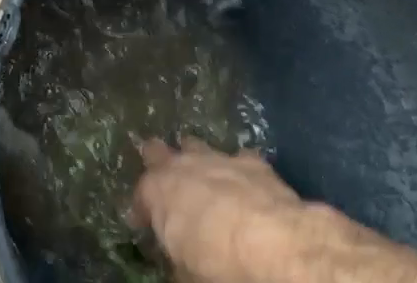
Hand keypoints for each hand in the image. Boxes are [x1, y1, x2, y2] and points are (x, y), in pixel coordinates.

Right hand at [131, 139, 313, 282]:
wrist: (277, 246)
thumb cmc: (220, 264)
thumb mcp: (188, 276)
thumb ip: (176, 262)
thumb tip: (178, 267)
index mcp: (156, 192)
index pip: (139, 196)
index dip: (141, 211)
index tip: (145, 224)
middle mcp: (180, 166)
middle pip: (156, 151)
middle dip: (159, 162)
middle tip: (168, 184)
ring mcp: (216, 159)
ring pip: (196, 146)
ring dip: (197, 160)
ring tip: (205, 180)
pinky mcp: (252, 163)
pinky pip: (240, 159)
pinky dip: (240, 172)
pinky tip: (248, 186)